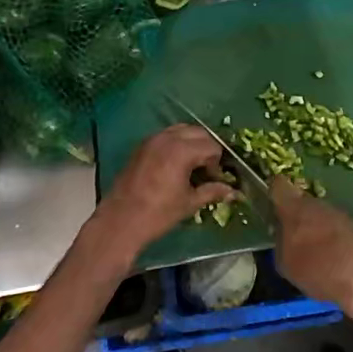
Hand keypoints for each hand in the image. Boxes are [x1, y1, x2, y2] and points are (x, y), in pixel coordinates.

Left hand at [84, 125, 235, 263]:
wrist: (120, 221)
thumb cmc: (158, 214)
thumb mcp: (189, 203)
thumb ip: (212, 191)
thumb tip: (232, 191)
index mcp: (182, 150)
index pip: (212, 146)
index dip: (216, 163)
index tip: (213, 180)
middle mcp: (167, 138)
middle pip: (198, 132)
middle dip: (207, 149)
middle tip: (207, 171)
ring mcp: (152, 140)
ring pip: (181, 131)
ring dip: (192, 143)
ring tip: (192, 166)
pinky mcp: (141, 146)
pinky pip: (165, 136)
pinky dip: (176, 144)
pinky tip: (175, 165)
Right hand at [270, 177, 352, 313]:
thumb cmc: (317, 270)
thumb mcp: (284, 263)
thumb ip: (280, 242)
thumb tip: (283, 234)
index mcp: (294, 208)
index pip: (278, 185)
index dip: (272, 192)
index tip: (269, 204)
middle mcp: (316, 204)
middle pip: (300, 201)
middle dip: (295, 215)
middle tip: (290, 236)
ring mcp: (338, 213)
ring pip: (319, 214)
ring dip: (314, 226)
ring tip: (312, 252)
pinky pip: (334, 227)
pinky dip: (330, 238)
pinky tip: (331, 259)